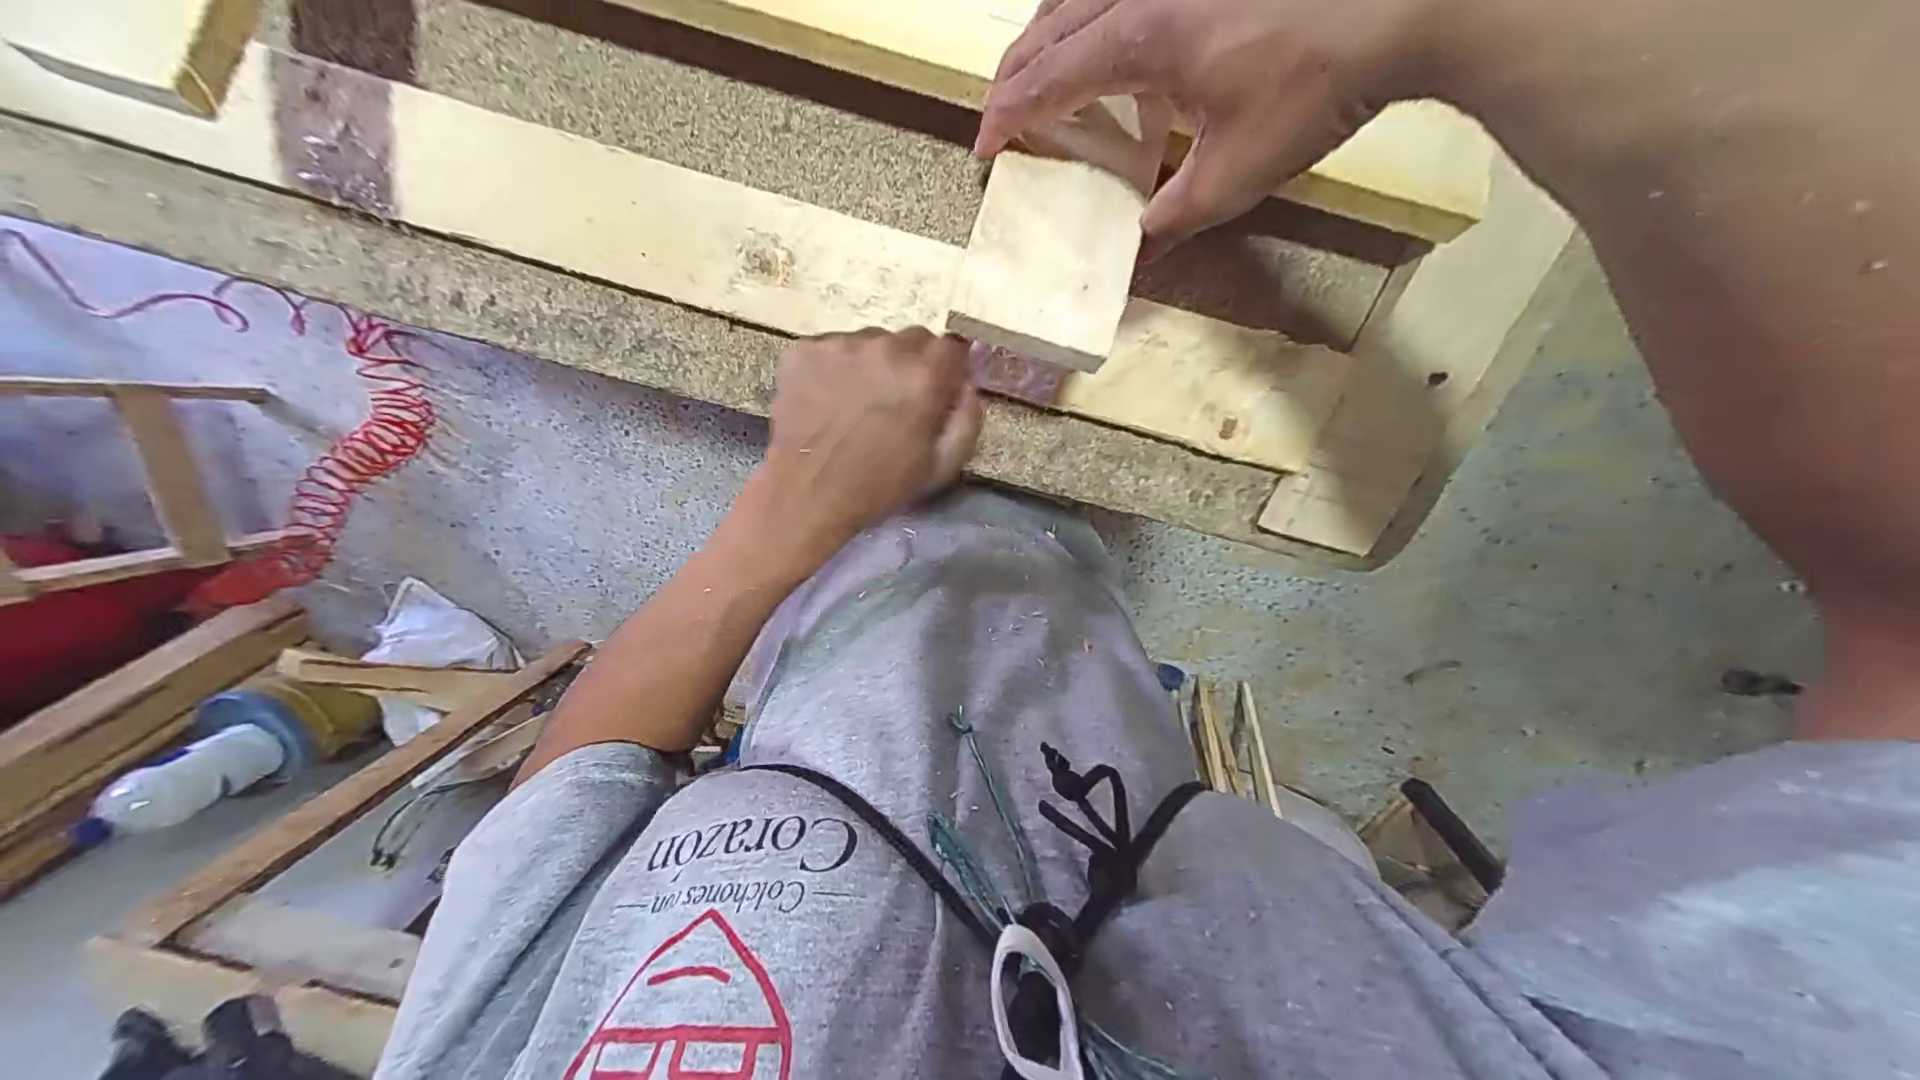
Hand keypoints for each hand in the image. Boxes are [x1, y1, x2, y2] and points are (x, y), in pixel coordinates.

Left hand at [754, 327, 981, 552]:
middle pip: (913, 339)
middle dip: (912, 365)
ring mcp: (841, 345)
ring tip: (857, 402)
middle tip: (896, 401)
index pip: (952, 347)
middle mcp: (885, 349)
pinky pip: (834, 348)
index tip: (937, 391)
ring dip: (873, 364)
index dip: (947, 370)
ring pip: (871, 341)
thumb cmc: (878, 486)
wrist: (806, 493)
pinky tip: (828, 399)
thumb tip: (968, 384)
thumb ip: (967, 419)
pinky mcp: (805, 349)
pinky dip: (836, 368)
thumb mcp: (940, 466)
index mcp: (923, 376)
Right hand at [975, 0, 1435, 253]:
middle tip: (999, 116)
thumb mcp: (1234, 176)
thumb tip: (1135, 258)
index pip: (1046, 81)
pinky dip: (1090, 14)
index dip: (1007, 118)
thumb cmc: (1316, 86)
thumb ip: (1171, 219)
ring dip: (1046, 38)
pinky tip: (1104, 37)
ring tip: (1036, 77)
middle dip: (1013, 75)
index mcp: (1139, 38)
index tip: (984, 150)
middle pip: (1048, 26)